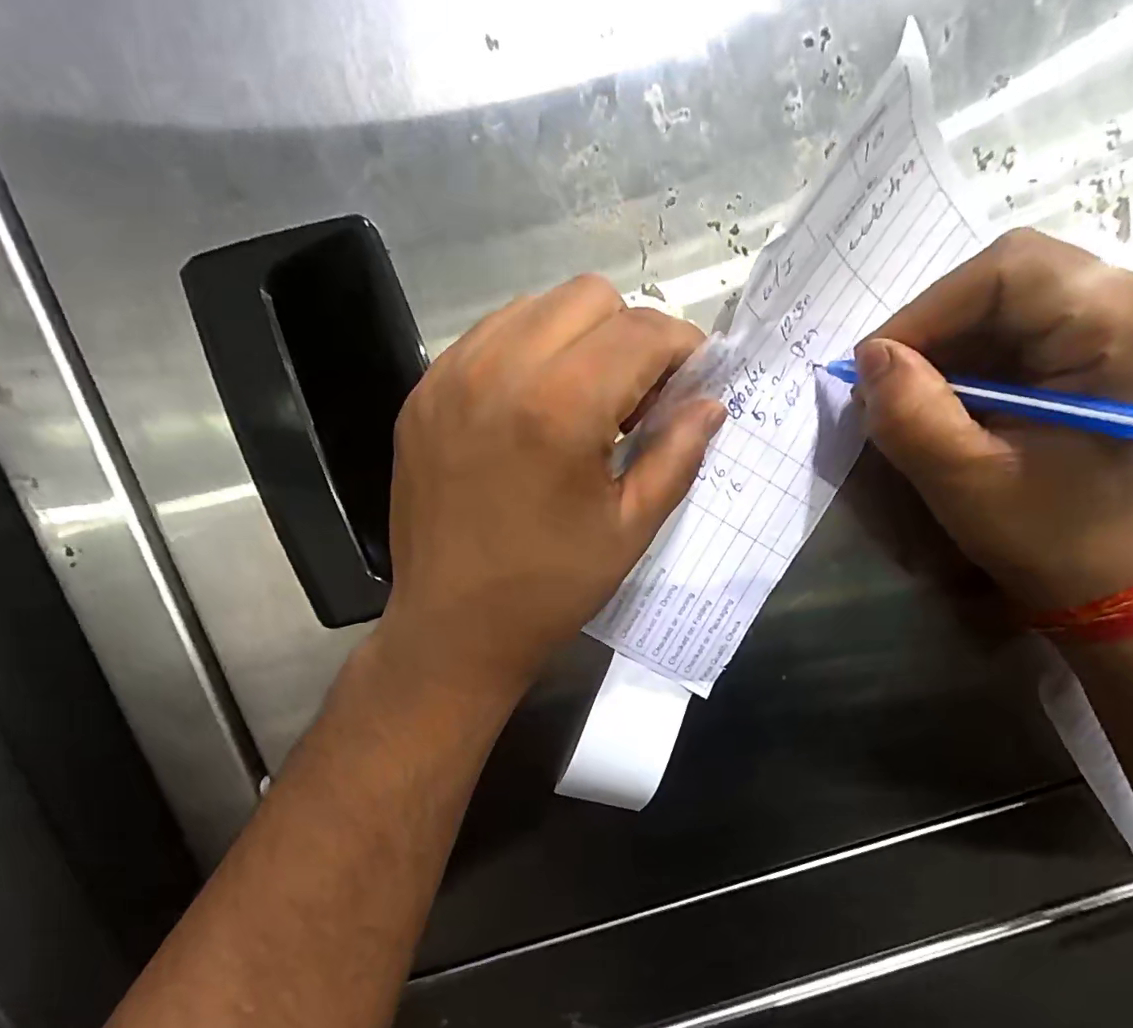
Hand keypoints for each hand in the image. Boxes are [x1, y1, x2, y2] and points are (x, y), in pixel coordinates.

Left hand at [378, 275, 726, 697]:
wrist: (451, 627)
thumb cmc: (551, 587)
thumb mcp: (631, 528)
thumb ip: (678, 453)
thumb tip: (709, 401)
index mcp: (562, 408)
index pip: (642, 331)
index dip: (682, 346)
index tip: (692, 378)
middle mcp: (500, 370)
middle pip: (590, 296)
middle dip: (630, 334)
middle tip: (637, 395)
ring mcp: (451, 375)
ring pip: (536, 305)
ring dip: (578, 336)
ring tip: (585, 398)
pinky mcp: (422, 391)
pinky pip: (489, 336)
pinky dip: (527, 350)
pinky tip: (535, 405)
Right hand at [858, 229, 1132, 609]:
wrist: (1103, 571)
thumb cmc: (1047, 535)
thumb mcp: (966, 483)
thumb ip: (913, 417)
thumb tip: (870, 355)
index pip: (1011, 274)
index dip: (928, 311)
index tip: (874, 365)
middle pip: (1013, 272)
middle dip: (937, 323)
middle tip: (891, 378)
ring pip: (1010, 288)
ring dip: (950, 337)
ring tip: (916, 390)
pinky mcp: (1113, 330)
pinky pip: (1022, 311)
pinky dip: (971, 346)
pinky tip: (951, 389)